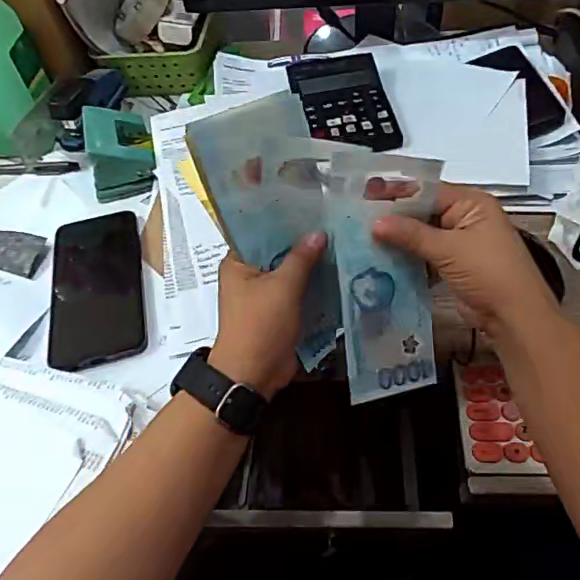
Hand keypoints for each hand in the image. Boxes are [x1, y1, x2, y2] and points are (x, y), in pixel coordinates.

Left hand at [208, 231, 326, 397]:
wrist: (253, 374)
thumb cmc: (260, 325)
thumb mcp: (282, 287)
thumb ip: (301, 258)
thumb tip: (318, 233)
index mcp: (237, 263)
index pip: (259, 231)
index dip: (283, 219)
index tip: (311, 205)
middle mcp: (248, 276)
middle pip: (278, 252)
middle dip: (303, 242)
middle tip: (334, 220)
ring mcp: (264, 296)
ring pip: (290, 274)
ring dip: (311, 265)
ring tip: (342, 241)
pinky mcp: (279, 313)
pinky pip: (298, 293)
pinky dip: (313, 286)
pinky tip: (338, 272)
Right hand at [371, 185, 558, 336]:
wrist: (513, 314)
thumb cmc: (488, 271)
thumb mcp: (449, 249)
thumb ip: (411, 234)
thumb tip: (375, 222)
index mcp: (471, 203)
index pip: (428, 191)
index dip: (397, 194)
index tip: (366, 196)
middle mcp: (465, 217)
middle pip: (423, 212)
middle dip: (394, 218)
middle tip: (358, 218)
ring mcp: (459, 242)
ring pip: (421, 235)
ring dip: (398, 240)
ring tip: (363, 239)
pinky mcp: (453, 265)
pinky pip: (424, 255)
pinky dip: (407, 258)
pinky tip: (382, 260)